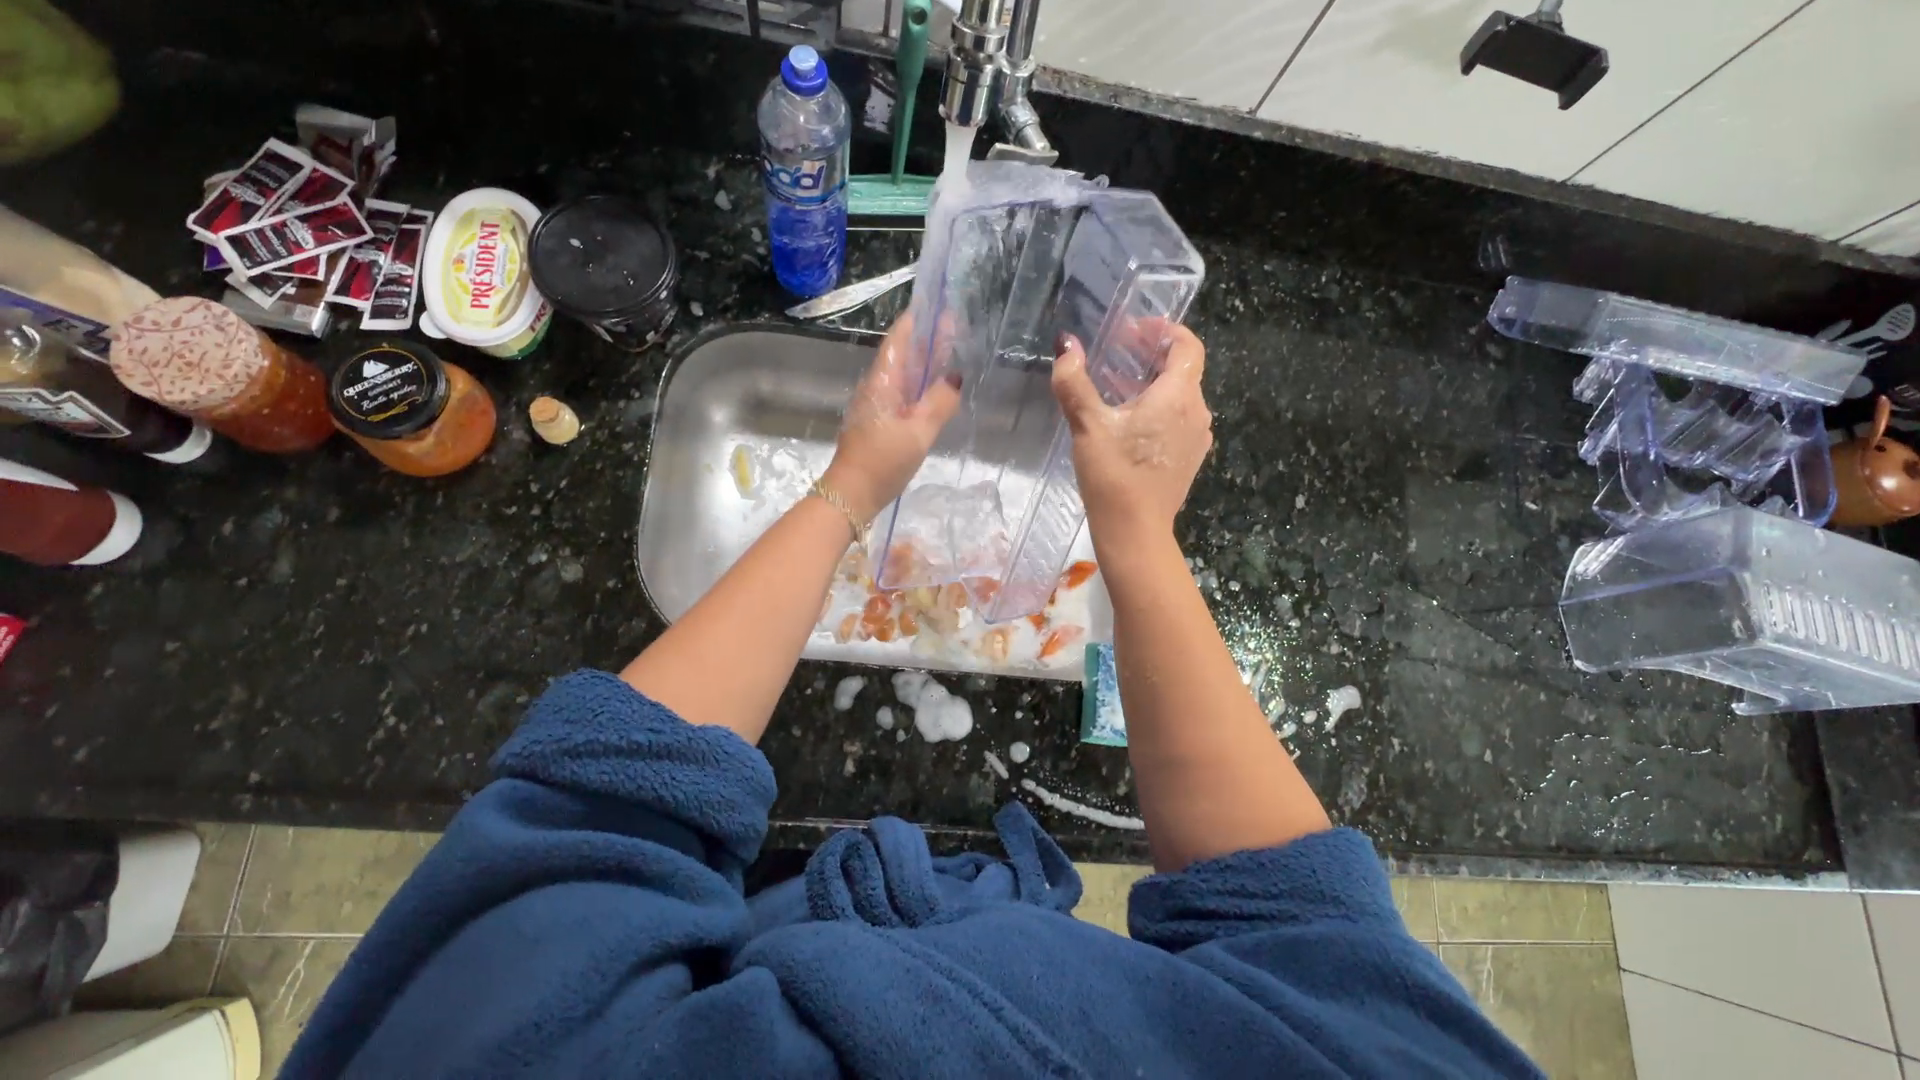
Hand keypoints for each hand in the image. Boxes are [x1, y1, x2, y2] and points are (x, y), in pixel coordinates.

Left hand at [823, 314, 962, 524]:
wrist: (851, 495)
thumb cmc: (882, 462)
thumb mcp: (919, 433)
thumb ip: (940, 403)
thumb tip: (955, 377)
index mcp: (883, 381)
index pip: (900, 338)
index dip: (918, 319)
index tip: (940, 305)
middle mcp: (877, 386)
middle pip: (903, 353)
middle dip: (928, 338)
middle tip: (956, 325)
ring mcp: (876, 404)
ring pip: (903, 374)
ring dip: (925, 361)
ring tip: (951, 351)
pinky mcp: (879, 421)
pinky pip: (902, 393)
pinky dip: (920, 384)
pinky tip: (935, 390)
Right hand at [1051, 322, 1211, 542]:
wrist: (1135, 531)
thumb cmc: (1113, 474)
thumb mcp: (1088, 424)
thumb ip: (1074, 381)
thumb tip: (1066, 345)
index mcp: (1178, 395)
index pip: (1187, 345)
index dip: (1164, 330)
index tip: (1135, 330)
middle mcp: (1196, 412)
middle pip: (1183, 370)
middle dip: (1152, 355)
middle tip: (1118, 353)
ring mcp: (1196, 438)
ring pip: (1180, 397)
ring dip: (1153, 384)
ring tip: (1117, 386)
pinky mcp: (1189, 459)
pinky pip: (1177, 421)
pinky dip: (1157, 410)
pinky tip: (1128, 423)